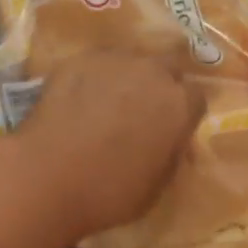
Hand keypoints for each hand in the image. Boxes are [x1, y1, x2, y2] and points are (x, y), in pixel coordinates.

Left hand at [14, 50, 204, 238]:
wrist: (51, 172)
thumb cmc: (110, 191)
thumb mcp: (157, 184)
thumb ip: (171, 152)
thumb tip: (172, 139)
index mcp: (179, 104)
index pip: (195, 96)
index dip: (184, 111)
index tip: (173, 126)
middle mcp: (152, 72)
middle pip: (166, 66)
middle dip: (160, 83)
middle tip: (143, 109)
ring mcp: (115, 59)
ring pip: (131, 60)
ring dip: (127, 76)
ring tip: (108, 101)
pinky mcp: (81, 57)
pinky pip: (98, 62)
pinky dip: (95, 76)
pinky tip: (80, 97)